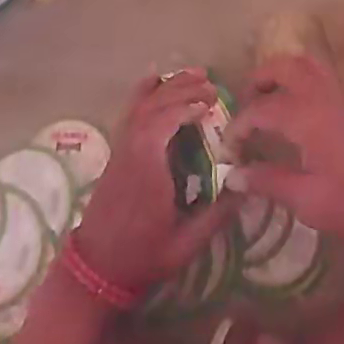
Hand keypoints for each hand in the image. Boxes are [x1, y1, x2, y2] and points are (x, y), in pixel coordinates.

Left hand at [70, 70, 237, 290]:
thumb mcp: (186, 244)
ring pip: (140, 105)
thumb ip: (217, 214)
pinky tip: (154, 79)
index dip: (187, 106)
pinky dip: (142, 93)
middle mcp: (131, 150)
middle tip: (212, 85)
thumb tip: (246, 184)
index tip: (212, 103)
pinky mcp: (117, 152)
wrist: (96, 269)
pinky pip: (129, 113)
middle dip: (182, 90)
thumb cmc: (143, 256)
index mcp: (147, 168)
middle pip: (154, 107)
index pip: (163, 122)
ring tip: (193, 74)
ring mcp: (121, 149)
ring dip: (166, 87)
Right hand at [225, 55, 343, 249]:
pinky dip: (298, 81)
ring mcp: (339, 100)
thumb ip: (267, 181)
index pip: (261, 110)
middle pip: (285, 66)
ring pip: (306, 65)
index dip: (238, 127)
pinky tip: (291, 112)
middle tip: (244, 106)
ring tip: (265, 101)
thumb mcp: (306, 200)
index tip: (228, 151)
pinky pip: (319, 78)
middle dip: (258, 79)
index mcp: (308, 119)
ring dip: (280, 74)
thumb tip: (233, 174)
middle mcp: (322, 99)